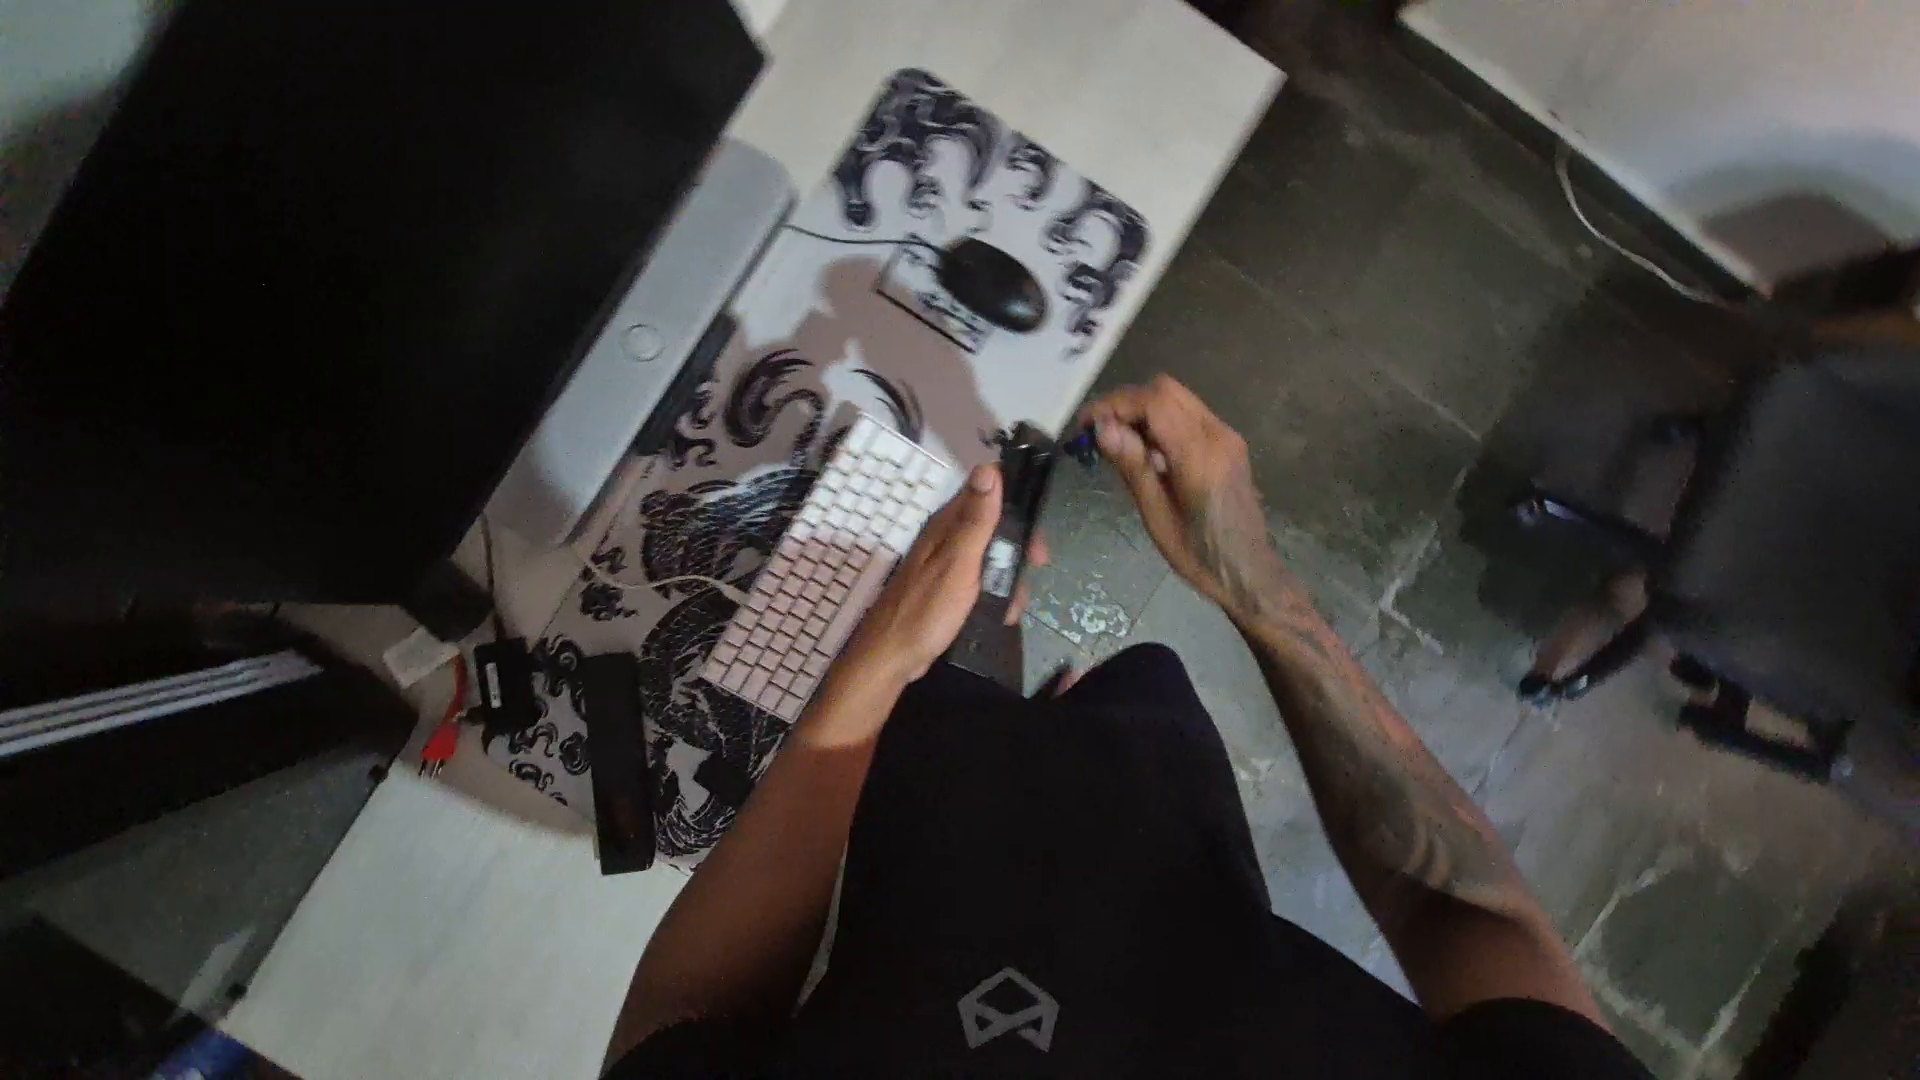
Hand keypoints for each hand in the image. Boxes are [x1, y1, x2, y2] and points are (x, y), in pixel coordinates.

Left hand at [837, 463, 1047, 685]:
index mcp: (947, 524)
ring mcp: (948, 563)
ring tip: (1015, 602)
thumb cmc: (926, 610)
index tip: (1038, 516)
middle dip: (1019, 542)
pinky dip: (996, 593)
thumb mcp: (958, 563)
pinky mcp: (950, 587)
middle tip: (1037, 564)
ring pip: (992, 554)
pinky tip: (1002, 612)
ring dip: (1010, 574)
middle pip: (994, 523)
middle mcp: (947, 537)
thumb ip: (975, 519)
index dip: (1015, 493)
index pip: (985, 488)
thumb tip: (988, 468)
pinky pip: (982, 580)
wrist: (893, 658)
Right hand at [1080, 375, 1287, 624]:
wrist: (1247, 571)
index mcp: (1200, 456)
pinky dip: (1160, 422)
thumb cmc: (1197, 554)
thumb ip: (1132, 466)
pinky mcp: (1227, 443)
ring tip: (1119, 446)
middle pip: (1165, 390)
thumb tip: (1102, 428)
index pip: (1153, 402)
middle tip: (1099, 434)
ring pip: (1176, 398)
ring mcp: (1226, 436)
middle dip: (1126, 404)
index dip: (1114, 405)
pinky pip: (1187, 415)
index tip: (1086, 427)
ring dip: (1142, 412)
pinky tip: (1147, 454)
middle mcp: (1218, 435)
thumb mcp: (1156, 515)